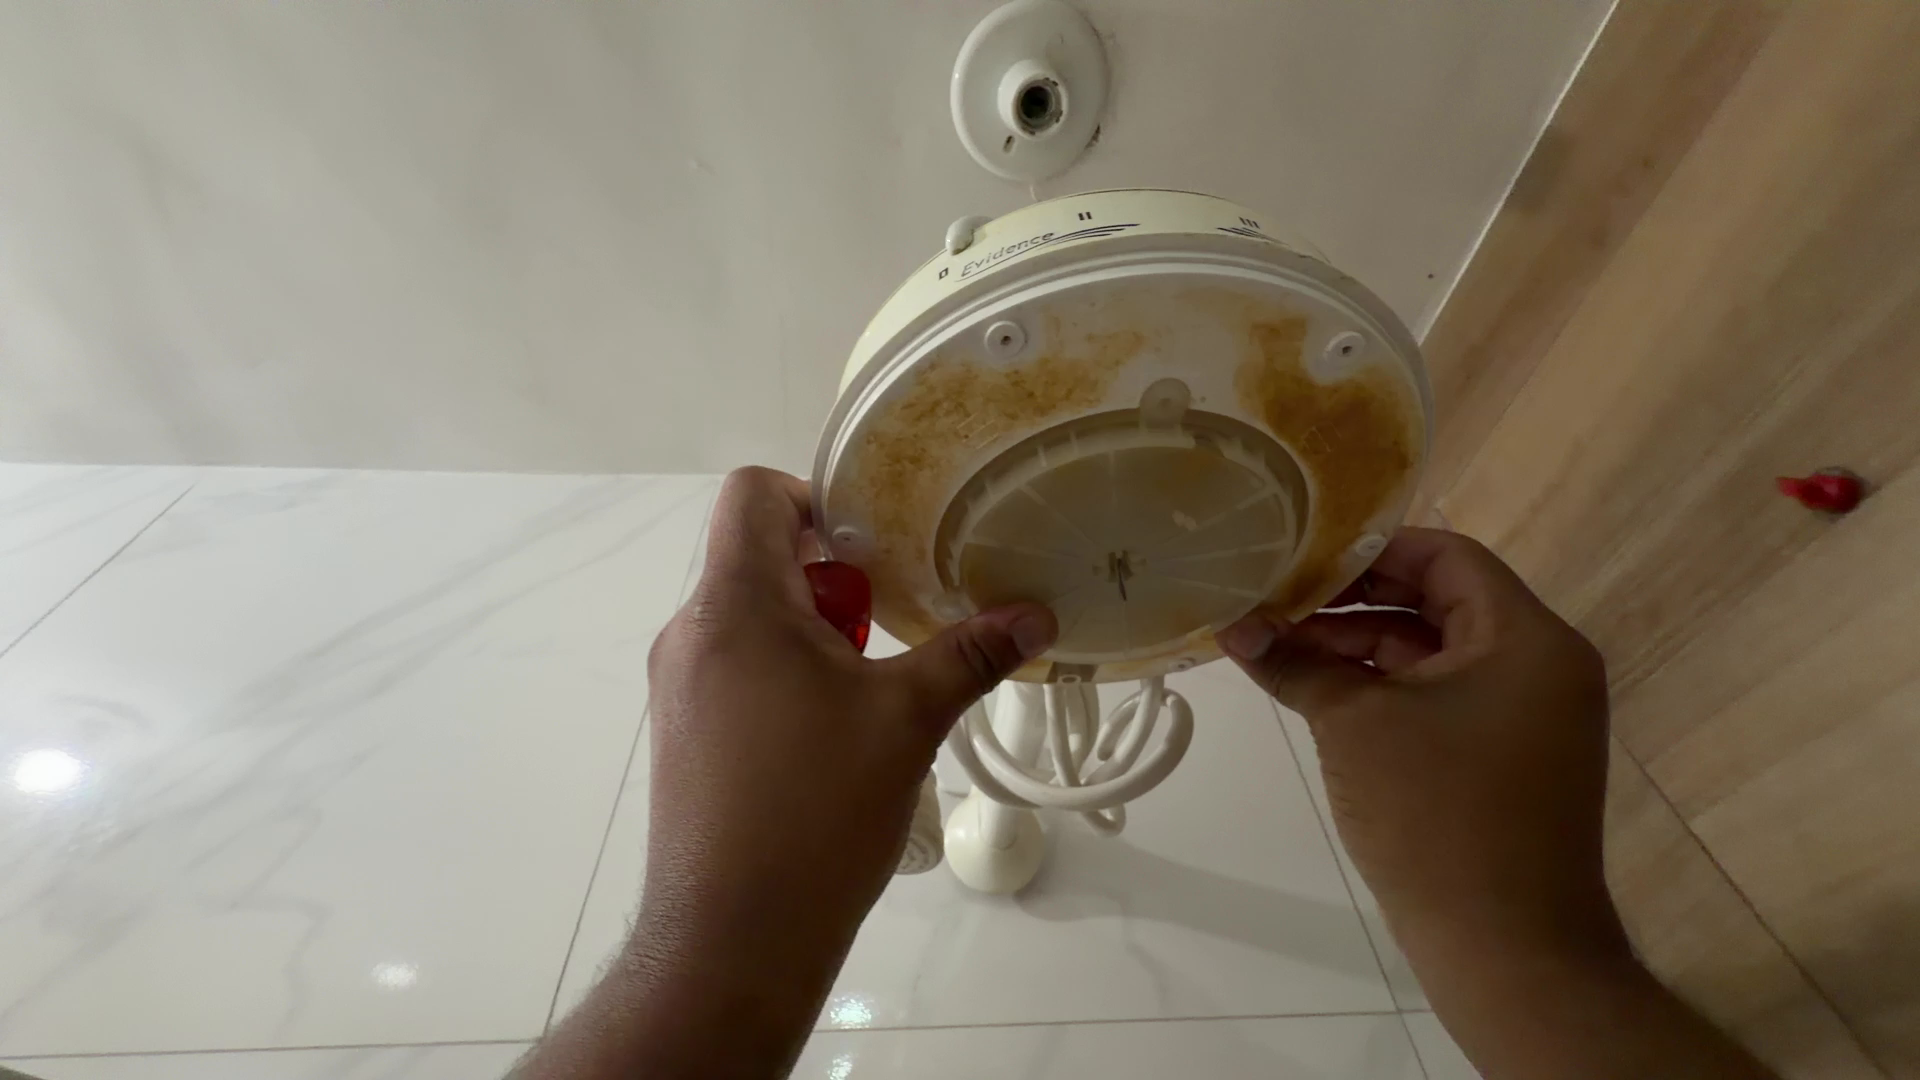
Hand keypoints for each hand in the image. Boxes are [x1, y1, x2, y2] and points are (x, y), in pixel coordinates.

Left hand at [519, 467, 1054, 1079]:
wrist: (731, 941)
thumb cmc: (817, 810)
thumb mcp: (908, 719)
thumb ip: (971, 654)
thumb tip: (1039, 615)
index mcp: (735, 605)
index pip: (752, 494)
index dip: (813, 495)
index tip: (870, 541)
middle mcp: (691, 633)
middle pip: (757, 555)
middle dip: (832, 575)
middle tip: (889, 617)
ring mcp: (678, 686)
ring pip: (751, 615)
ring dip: (814, 627)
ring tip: (870, 678)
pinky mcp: (682, 730)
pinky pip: (735, 663)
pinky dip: (786, 666)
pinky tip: (832, 727)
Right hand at [1215, 528, 1780, 1077]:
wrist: (1503, 946)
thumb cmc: (1435, 811)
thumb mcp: (1353, 721)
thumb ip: (1292, 662)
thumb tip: (1229, 627)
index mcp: (1524, 639)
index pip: (1446, 556)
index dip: (1370, 550)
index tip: (1301, 556)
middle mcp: (1533, 664)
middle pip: (1433, 599)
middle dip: (1350, 598)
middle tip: (1277, 598)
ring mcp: (1517, 711)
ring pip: (1426, 647)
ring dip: (1354, 641)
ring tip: (1279, 642)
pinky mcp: (1494, 749)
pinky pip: (1430, 690)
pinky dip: (1374, 681)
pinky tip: (1312, 681)